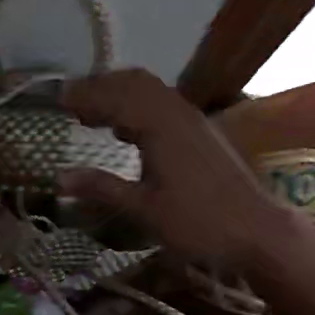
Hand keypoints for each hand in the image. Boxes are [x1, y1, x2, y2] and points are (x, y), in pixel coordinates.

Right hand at [60, 70, 296, 269]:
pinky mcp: (200, 133)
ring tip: (89, 115)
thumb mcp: (144, 209)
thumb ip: (101, 188)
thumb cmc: (198, 223)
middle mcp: (178, 114)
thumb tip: (58, 179)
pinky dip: (136, 107)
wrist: (257, 231)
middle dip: (100, 88)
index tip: (57, 100)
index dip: (85, 95)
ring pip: (151, 91)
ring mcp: (193, 121)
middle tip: (70, 104)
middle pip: (134, 82)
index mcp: (161, 127)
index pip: (116, 97)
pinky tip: (123, 131)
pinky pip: (162, 105)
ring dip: (119, 95)